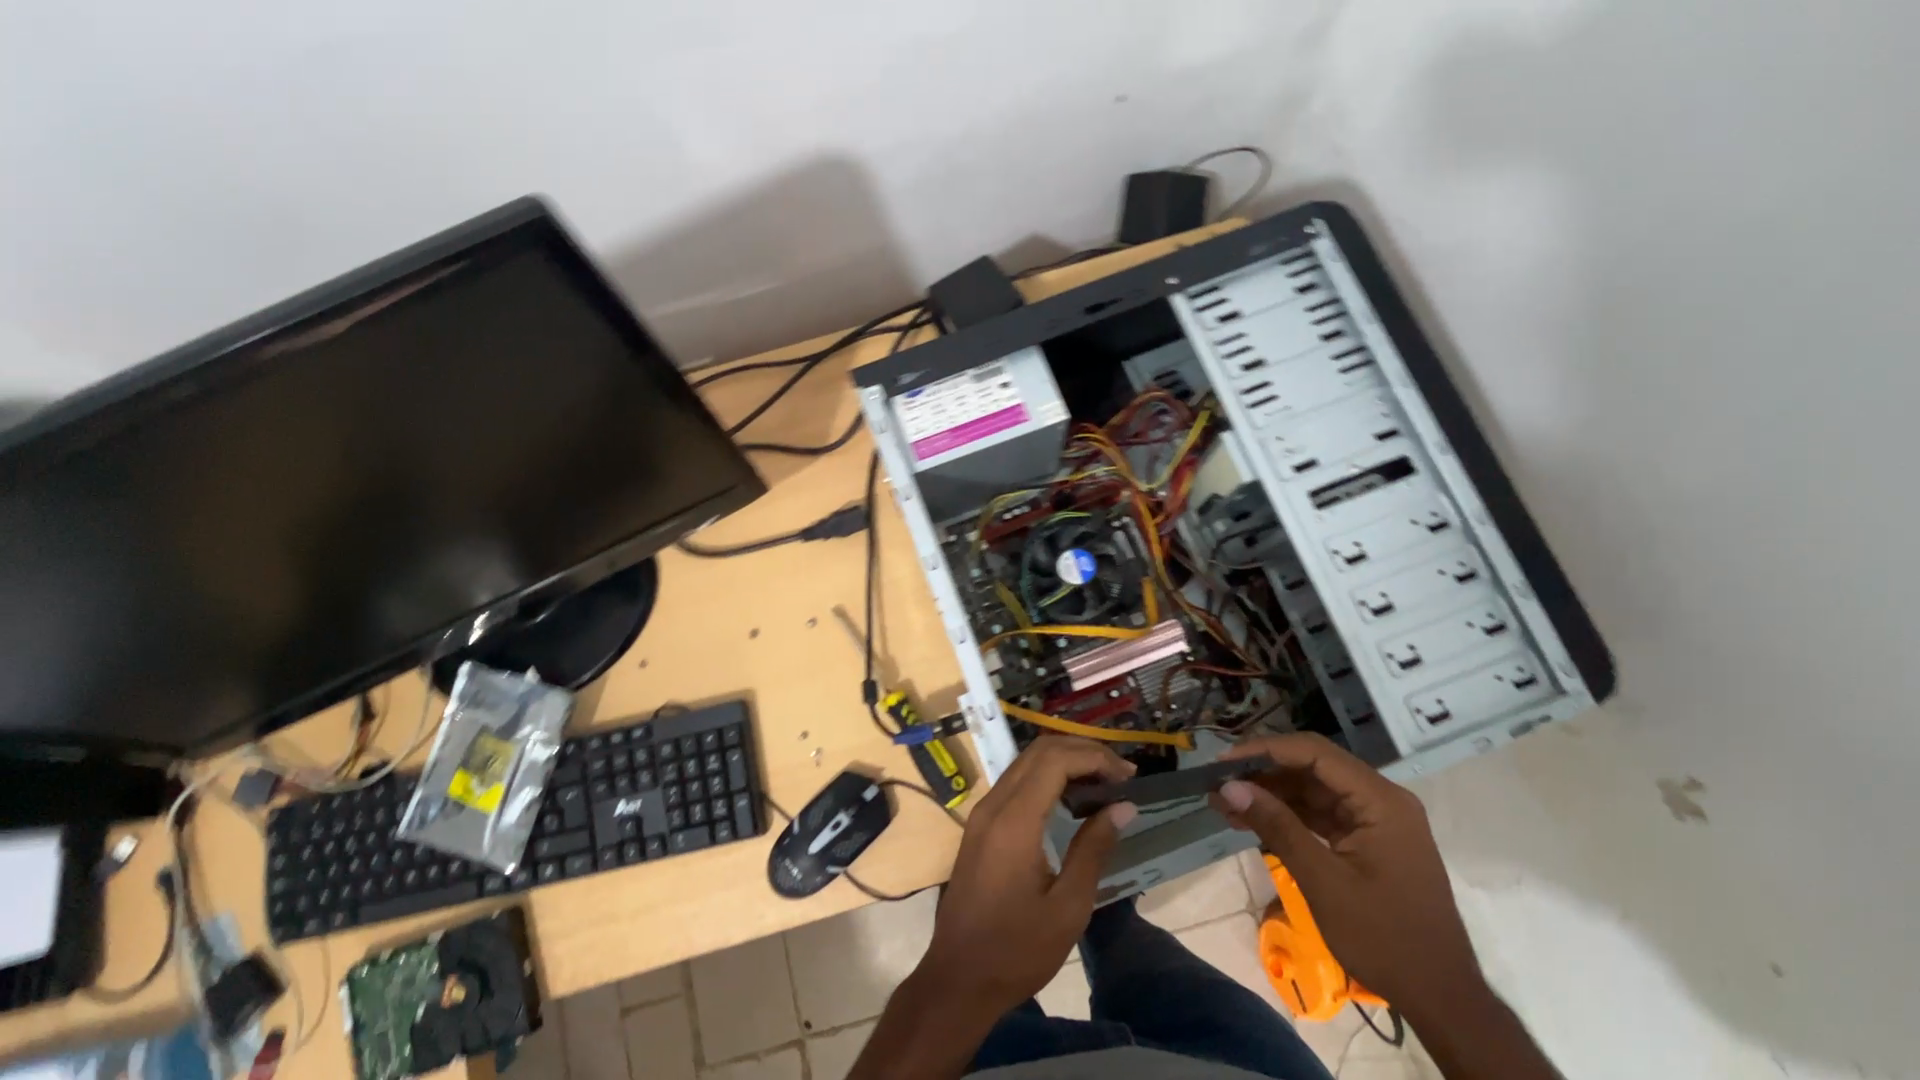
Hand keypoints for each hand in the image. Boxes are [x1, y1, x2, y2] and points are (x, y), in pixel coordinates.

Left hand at [919, 736, 1137, 1016]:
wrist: (958, 978)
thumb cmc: (1017, 950)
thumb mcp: (1068, 906)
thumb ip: (1093, 848)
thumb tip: (1123, 806)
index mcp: (1014, 822)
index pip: (1056, 760)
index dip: (1096, 757)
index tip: (1129, 777)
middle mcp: (993, 806)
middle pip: (1039, 751)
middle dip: (1083, 752)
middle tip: (1121, 776)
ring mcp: (981, 815)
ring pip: (1025, 763)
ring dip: (1065, 762)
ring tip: (1104, 785)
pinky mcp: (979, 828)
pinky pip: (1015, 783)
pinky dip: (1047, 779)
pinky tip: (1073, 801)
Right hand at [1209, 734, 1481, 1014]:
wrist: (1438, 994)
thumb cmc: (1384, 936)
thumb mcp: (1323, 880)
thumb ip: (1277, 827)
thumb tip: (1230, 787)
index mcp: (1381, 800)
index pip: (1315, 753)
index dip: (1265, 751)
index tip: (1222, 763)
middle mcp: (1382, 800)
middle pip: (1314, 769)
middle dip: (1264, 775)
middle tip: (1216, 787)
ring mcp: (1377, 822)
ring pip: (1315, 793)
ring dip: (1272, 797)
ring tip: (1225, 805)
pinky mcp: (1370, 843)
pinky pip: (1323, 816)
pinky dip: (1289, 817)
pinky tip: (1254, 823)